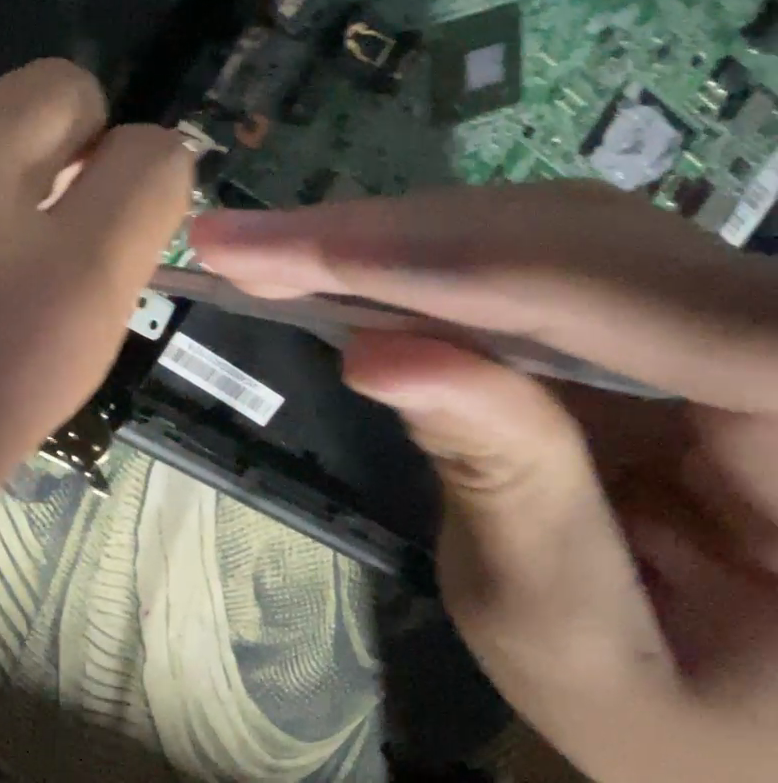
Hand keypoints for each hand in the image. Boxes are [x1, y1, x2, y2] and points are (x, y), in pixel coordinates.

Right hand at [190, 182, 777, 782]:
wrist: (753, 729)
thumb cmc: (677, 722)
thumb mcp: (571, 638)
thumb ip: (501, 489)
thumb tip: (378, 355)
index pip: (666, 318)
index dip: (475, 268)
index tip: (302, 253)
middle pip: (594, 247)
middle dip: (396, 240)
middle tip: (236, 243)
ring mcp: (738, 331)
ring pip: (561, 234)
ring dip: (395, 241)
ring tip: (263, 252)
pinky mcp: (670, 329)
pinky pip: (542, 260)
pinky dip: (420, 261)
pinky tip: (333, 268)